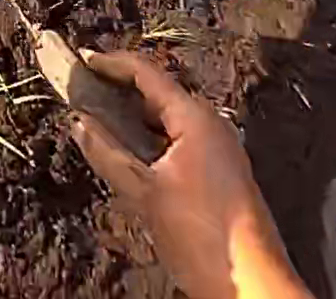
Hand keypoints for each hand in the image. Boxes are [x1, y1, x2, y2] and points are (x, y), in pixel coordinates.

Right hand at [73, 52, 310, 298]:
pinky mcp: (218, 171)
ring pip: (166, 117)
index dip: (111, 63)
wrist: (257, 295)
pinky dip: (149, 137)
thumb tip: (78, 122)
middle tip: (86, 89)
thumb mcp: (145, 194)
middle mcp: (209, 124)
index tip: (83, 61)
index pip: (146, 72)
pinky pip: (176, 138)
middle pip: (157, 91)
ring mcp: (217, 148)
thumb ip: (108, 153)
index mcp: (195, 118)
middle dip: (120, 89)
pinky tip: (128, 151)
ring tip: (99, 117)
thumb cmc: (203, 239)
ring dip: (133, 115)